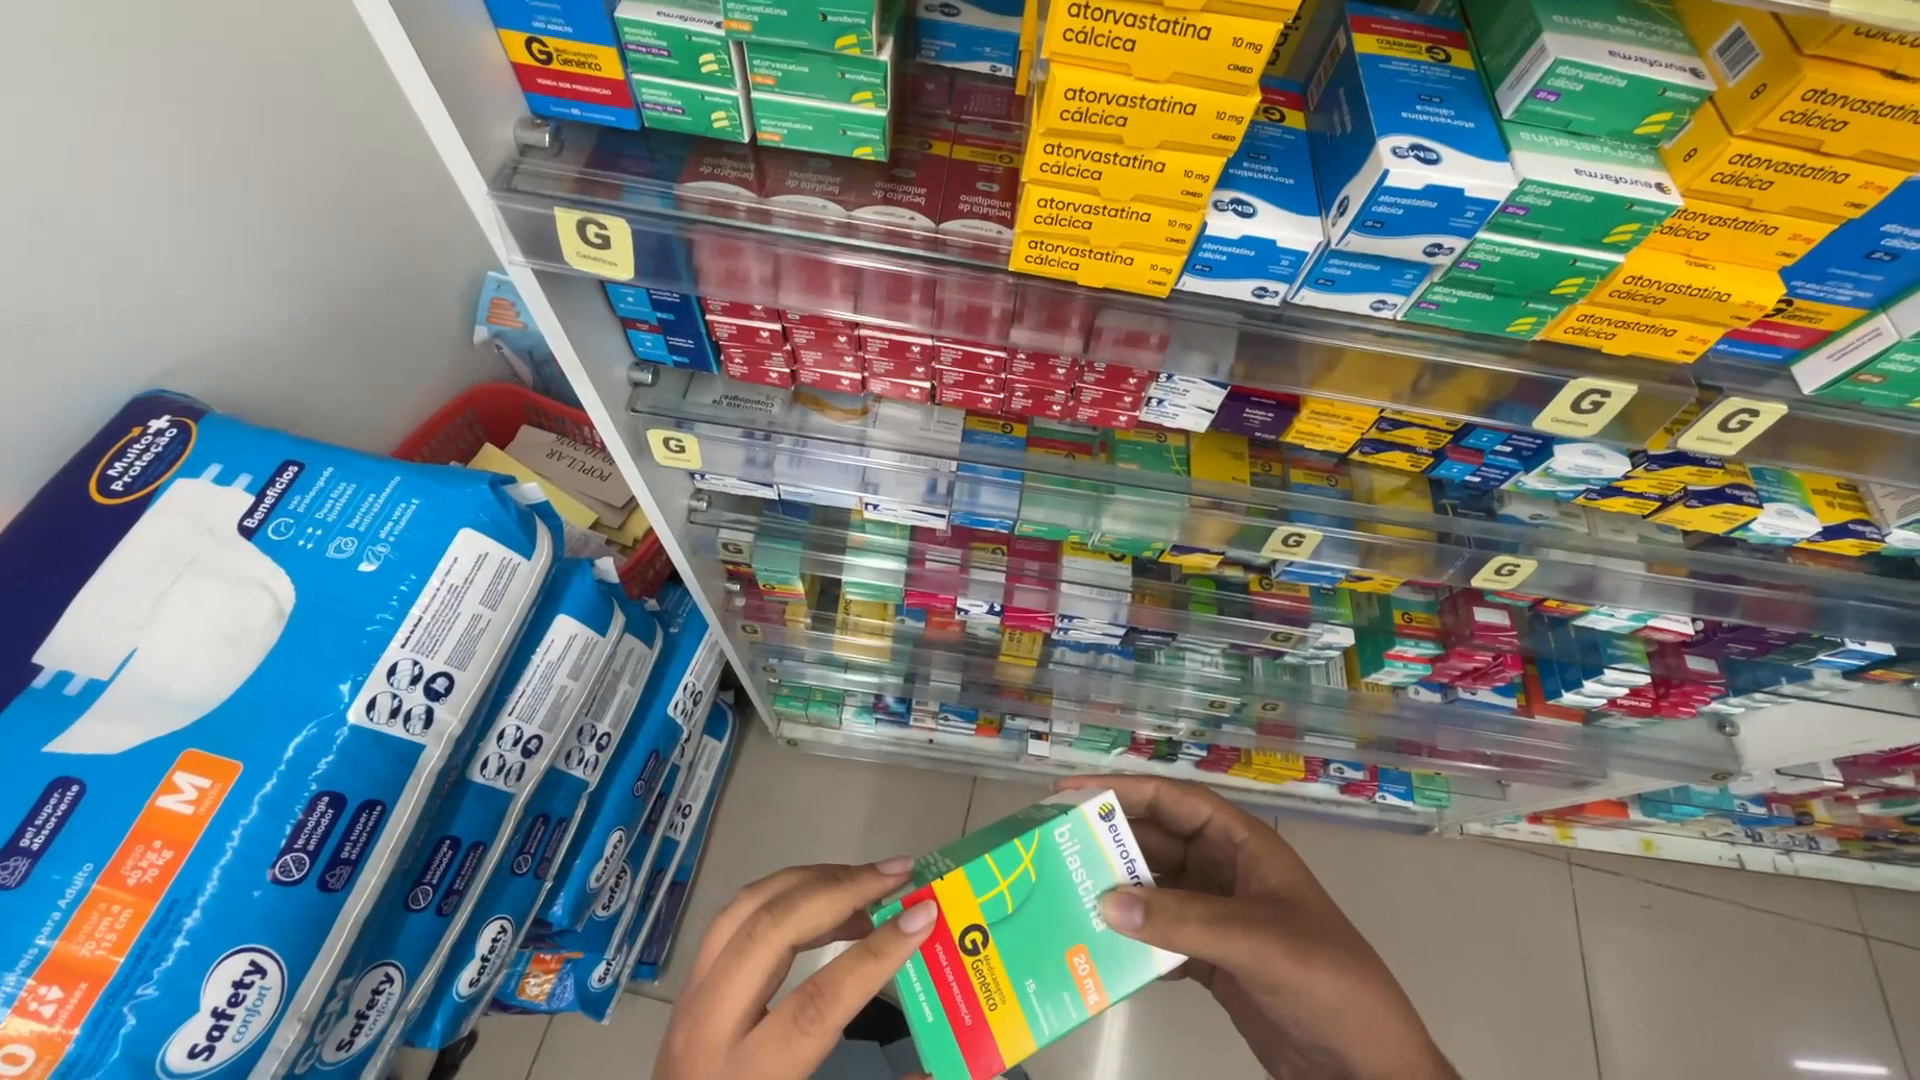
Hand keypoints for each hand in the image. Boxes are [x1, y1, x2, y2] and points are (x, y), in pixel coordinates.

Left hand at [656, 860, 936, 1079]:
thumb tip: (939, 1068)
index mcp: (748, 1074)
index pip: (817, 1000)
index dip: (875, 954)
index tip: (923, 914)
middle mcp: (710, 1025)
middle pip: (773, 929)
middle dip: (842, 890)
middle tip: (899, 873)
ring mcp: (692, 996)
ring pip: (748, 907)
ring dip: (813, 880)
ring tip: (868, 879)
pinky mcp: (690, 982)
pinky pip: (736, 914)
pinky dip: (785, 891)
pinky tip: (825, 899)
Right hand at [1055, 775, 1458, 1079]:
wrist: (1365, 1066)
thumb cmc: (1326, 980)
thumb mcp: (1257, 941)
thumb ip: (1182, 919)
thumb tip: (1104, 901)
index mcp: (1243, 846)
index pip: (1175, 802)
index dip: (1123, 790)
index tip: (1069, 794)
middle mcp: (1225, 872)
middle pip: (1156, 843)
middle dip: (1108, 842)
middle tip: (1052, 846)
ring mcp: (1217, 917)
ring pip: (1152, 891)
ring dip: (1113, 893)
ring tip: (1062, 895)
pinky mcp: (1210, 961)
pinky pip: (1157, 937)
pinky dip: (1127, 940)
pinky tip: (1094, 947)